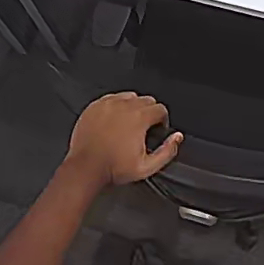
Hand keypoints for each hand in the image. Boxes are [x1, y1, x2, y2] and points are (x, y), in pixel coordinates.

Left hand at [62, 93, 181, 187]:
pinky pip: (111, 98)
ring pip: (129, 96)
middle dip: (149, 112)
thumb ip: (168, 151)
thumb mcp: (147, 167)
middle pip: (147, 100)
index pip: (160, 109)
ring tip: (129, 122)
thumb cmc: (113, 168)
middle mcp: (124, 107)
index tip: (157, 129)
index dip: (162, 120)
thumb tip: (177, 137)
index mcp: (139, 118)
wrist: (86, 168)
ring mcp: (107, 105)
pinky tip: (115, 120)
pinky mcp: (94, 107)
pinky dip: (116, 106)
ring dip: (133, 106)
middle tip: (143, 127)